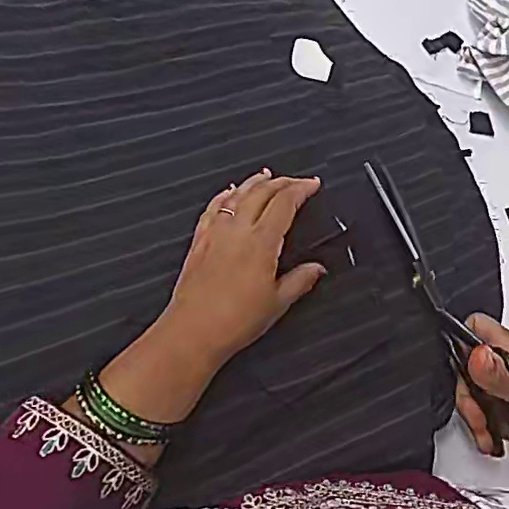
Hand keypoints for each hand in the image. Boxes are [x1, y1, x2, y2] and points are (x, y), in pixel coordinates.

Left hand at [159, 169, 327, 365]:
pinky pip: (213, 208)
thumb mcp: (278, 302)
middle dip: (282, 182)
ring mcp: (215, 234)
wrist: (193, 332)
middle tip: (296, 181)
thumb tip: (315, 269)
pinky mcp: (199, 242)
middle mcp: (237, 232)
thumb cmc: (232, 322)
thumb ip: (300, 280)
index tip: (312, 185)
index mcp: (261, 243)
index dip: (301, 189)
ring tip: (265, 176)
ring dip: (253, 182)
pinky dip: (223, 196)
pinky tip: (227, 194)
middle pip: (262, 192)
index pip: (285, 203)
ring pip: (236, 195)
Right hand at [454, 314, 508, 465]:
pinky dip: (488, 422)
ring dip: (478, 414)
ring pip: (478, 387)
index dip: (461, 349)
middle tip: (480, 417)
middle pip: (470, 365)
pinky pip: (491, 404)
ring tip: (490, 433)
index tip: (466, 380)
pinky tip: (496, 435)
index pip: (475, 328)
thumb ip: (500, 375)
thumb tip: (475, 355)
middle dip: (469, 395)